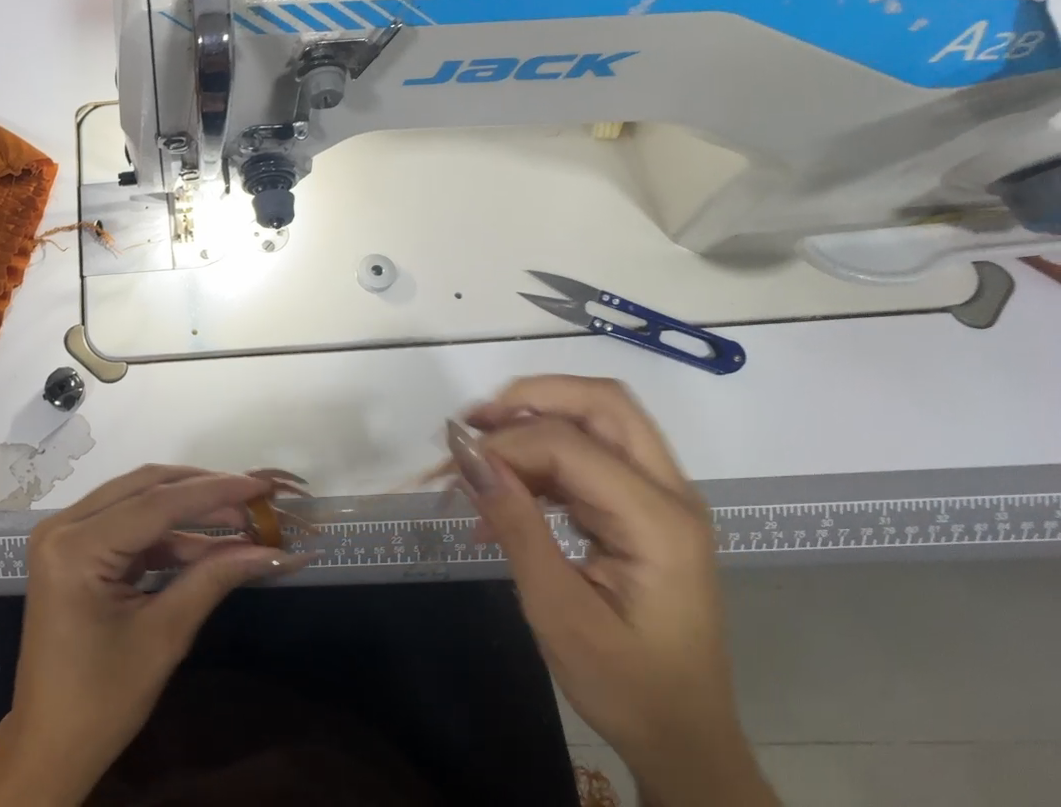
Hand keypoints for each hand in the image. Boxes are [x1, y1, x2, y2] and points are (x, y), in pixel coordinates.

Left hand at [0, 465, 306, 805]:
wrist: (50, 742)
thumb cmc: (102, 698)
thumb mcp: (164, 635)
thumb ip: (213, 579)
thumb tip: (273, 550)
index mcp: (75, 547)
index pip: (155, 503)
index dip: (214, 491)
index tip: (262, 486)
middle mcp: (62, 527)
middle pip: (142, 489)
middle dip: (201, 490)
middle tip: (255, 497)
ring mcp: (63, 538)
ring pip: (135, 502)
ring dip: (187, 509)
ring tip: (242, 520)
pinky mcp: (72, 552)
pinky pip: (126, 527)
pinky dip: (167, 534)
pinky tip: (208, 543)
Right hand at [453, 376, 776, 806]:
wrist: (681, 735)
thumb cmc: (622, 683)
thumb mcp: (557, 609)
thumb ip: (515, 524)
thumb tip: (467, 456)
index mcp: (659, 522)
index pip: (570, 444)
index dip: (504, 446)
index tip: (453, 471)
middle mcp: (670, 495)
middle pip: (604, 404)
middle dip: (531, 398)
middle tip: (472, 422)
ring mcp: (661, 501)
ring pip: (599, 422)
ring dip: (535, 421)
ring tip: (477, 449)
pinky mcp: (643, 512)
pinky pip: (593, 456)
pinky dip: (544, 455)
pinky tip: (505, 487)